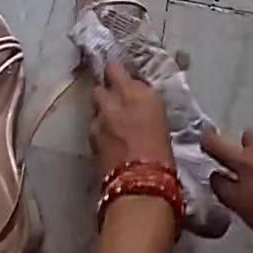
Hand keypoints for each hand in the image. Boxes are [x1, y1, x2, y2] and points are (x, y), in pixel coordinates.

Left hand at [89, 61, 173, 178]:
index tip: (120, 79)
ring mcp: (100, 115)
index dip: (116, 74)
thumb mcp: (158, 117)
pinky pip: (92, 123)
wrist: (141, 184)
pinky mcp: (91, 135)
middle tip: (113, 100)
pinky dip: (97, 127)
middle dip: (105, 90)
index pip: (117, 68)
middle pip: (100, 84)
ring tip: (108, 120)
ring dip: (100, 108)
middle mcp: (116, 97)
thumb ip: (142, 101)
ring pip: (94, 103)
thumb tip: (134, 98)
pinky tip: (105, 138)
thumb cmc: (161, 154)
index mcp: (139, 91)